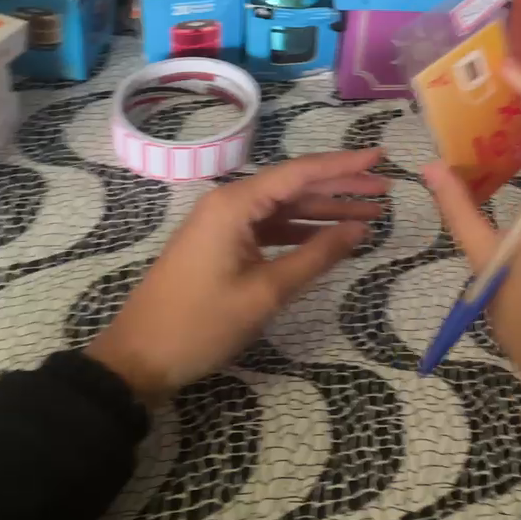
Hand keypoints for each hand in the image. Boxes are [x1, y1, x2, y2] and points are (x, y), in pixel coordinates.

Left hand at [88, 148, 389, 403]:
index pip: (301, 172)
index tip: (379, 158)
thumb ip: (316, 256)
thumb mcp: (265, 293)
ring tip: (370, 213)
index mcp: (236, 203)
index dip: (343, 165)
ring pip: (286, 206)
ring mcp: (225, 223)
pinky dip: (302, 229)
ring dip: (325, 210)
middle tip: (385, 189)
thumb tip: (359, 229)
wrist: (135, 360)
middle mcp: (231, 202)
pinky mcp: (223, 243)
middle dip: (341, 187)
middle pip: (296, 185)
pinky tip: (331, 237)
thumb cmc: (199, 324)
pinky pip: (271, 225)